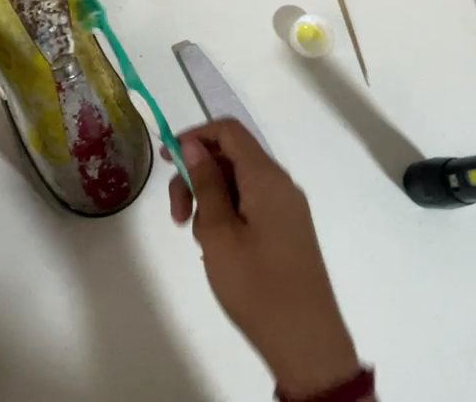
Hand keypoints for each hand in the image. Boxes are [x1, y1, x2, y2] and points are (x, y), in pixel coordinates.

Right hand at [169, 120, 361, 397]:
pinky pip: (250, 204)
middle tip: (176, 214)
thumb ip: (206, 183)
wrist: (307, 345)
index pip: (228, 130)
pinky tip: (216, 247)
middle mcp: (281, 185)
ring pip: (237, 183)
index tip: (168, 161)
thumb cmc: (257, 286)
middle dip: (196, 175)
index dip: (194, 136)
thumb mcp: (218, 232)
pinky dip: (226, 214)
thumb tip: (195, 145)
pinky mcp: (288, 231)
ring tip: (196, 238)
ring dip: (209, 199)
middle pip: (230, 156)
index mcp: (266, 178)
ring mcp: (287, 209)